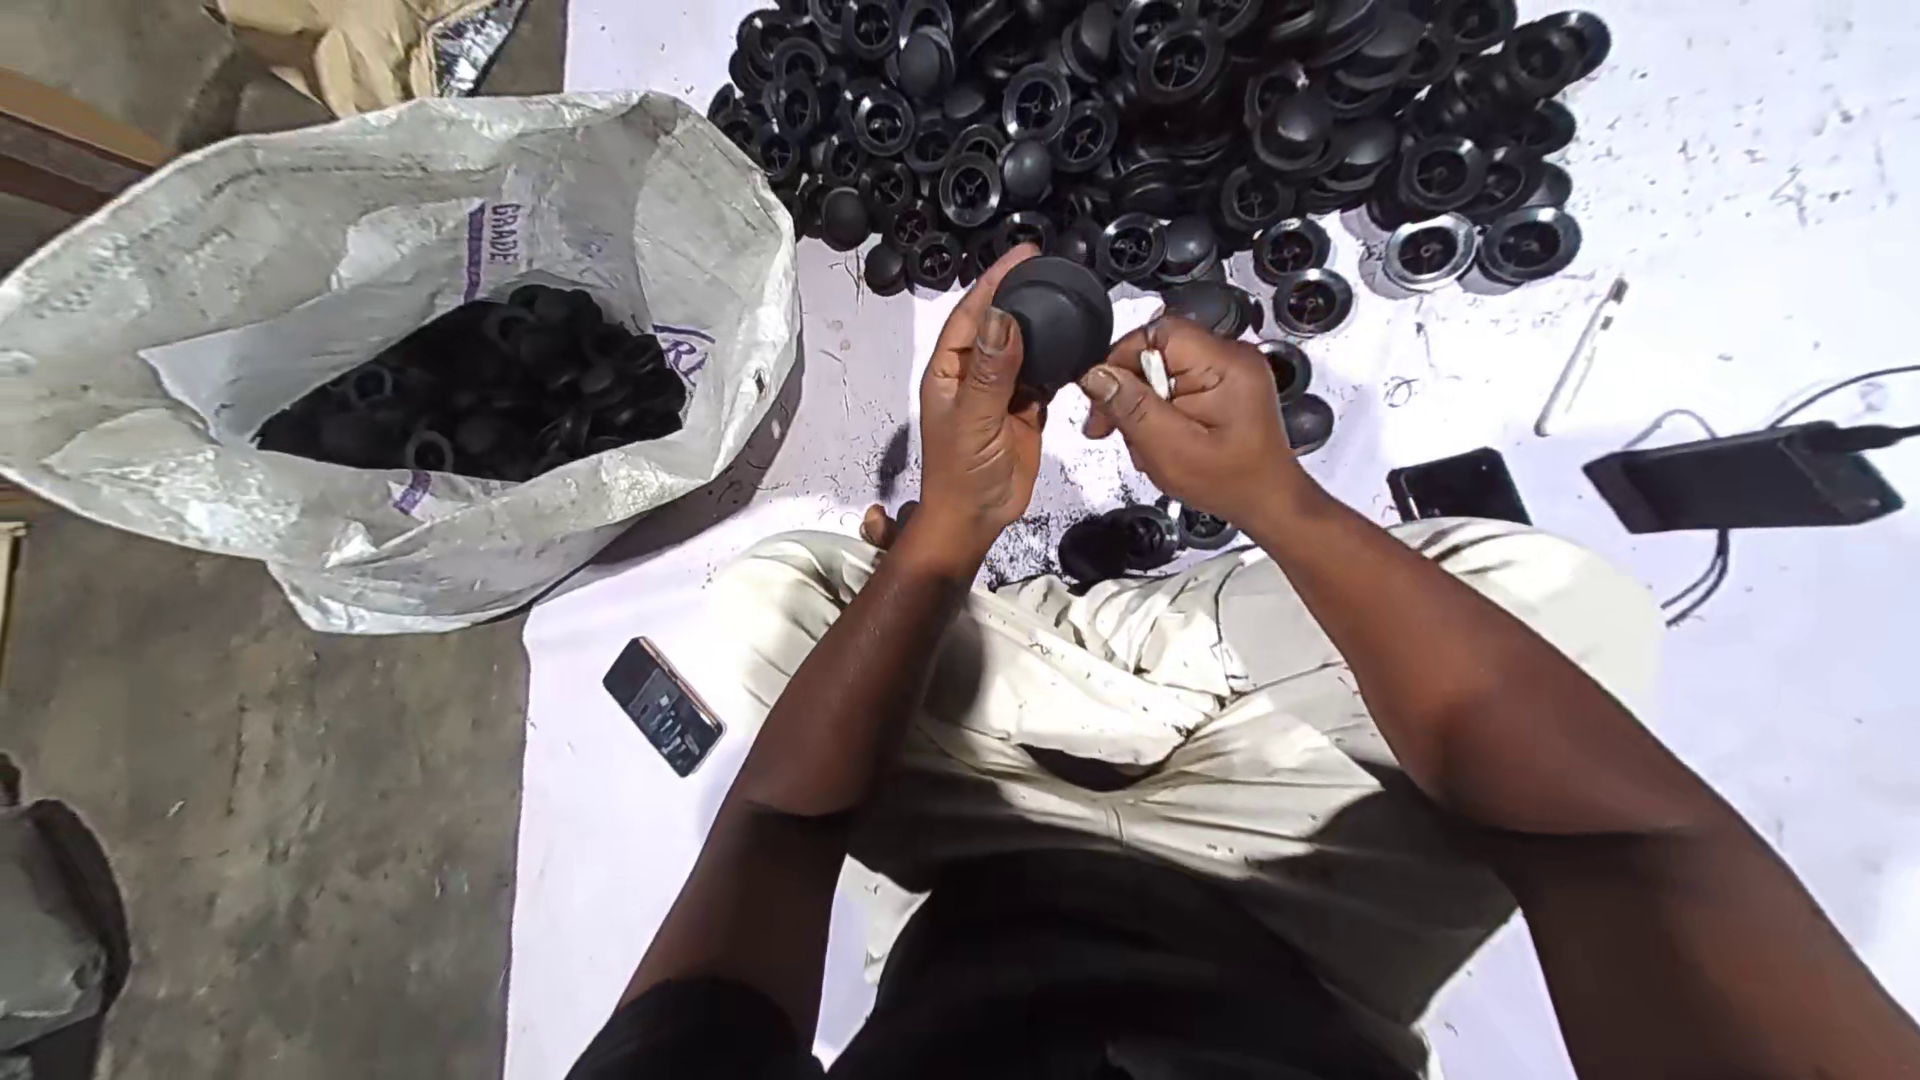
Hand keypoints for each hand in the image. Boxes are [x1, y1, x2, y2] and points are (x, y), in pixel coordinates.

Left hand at [889, 243, 1044, 575]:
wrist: (977, 516)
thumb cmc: (960, 474)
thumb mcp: (974, 419)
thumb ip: (990, 372)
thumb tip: (1002, 319)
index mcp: (950, 372)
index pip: (971, 316)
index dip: (993, 284)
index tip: (1021, 257)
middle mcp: (974, 377)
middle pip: (997, 326)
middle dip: (1019, 298)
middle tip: (1049, 271)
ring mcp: (999, 393)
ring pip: (1021, 350)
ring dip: (1040, 330)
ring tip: (1064, 303)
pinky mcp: (1022, 411)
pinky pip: (1040, 378)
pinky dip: (1054, 365)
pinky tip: (1071, 350)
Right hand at [1079, 316, 1315, 528]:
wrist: (1264, 501)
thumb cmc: (1232, 481)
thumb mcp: (1169, 449)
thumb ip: (1130, 408)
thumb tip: (1096, 377)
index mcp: (1224, 365)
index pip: (1157, 332)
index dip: (1121, 361)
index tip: (1105, 396)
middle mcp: (1229, 360)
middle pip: (1155, 353)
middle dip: (1128, 393)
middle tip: (1113, 426)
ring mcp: (1225, 373)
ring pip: (1158, 374)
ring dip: (1141, 409)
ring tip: (1147, 442)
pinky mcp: (1218, 388)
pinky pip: (1171, 388)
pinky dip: (1157, 414)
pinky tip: (1160, 440)